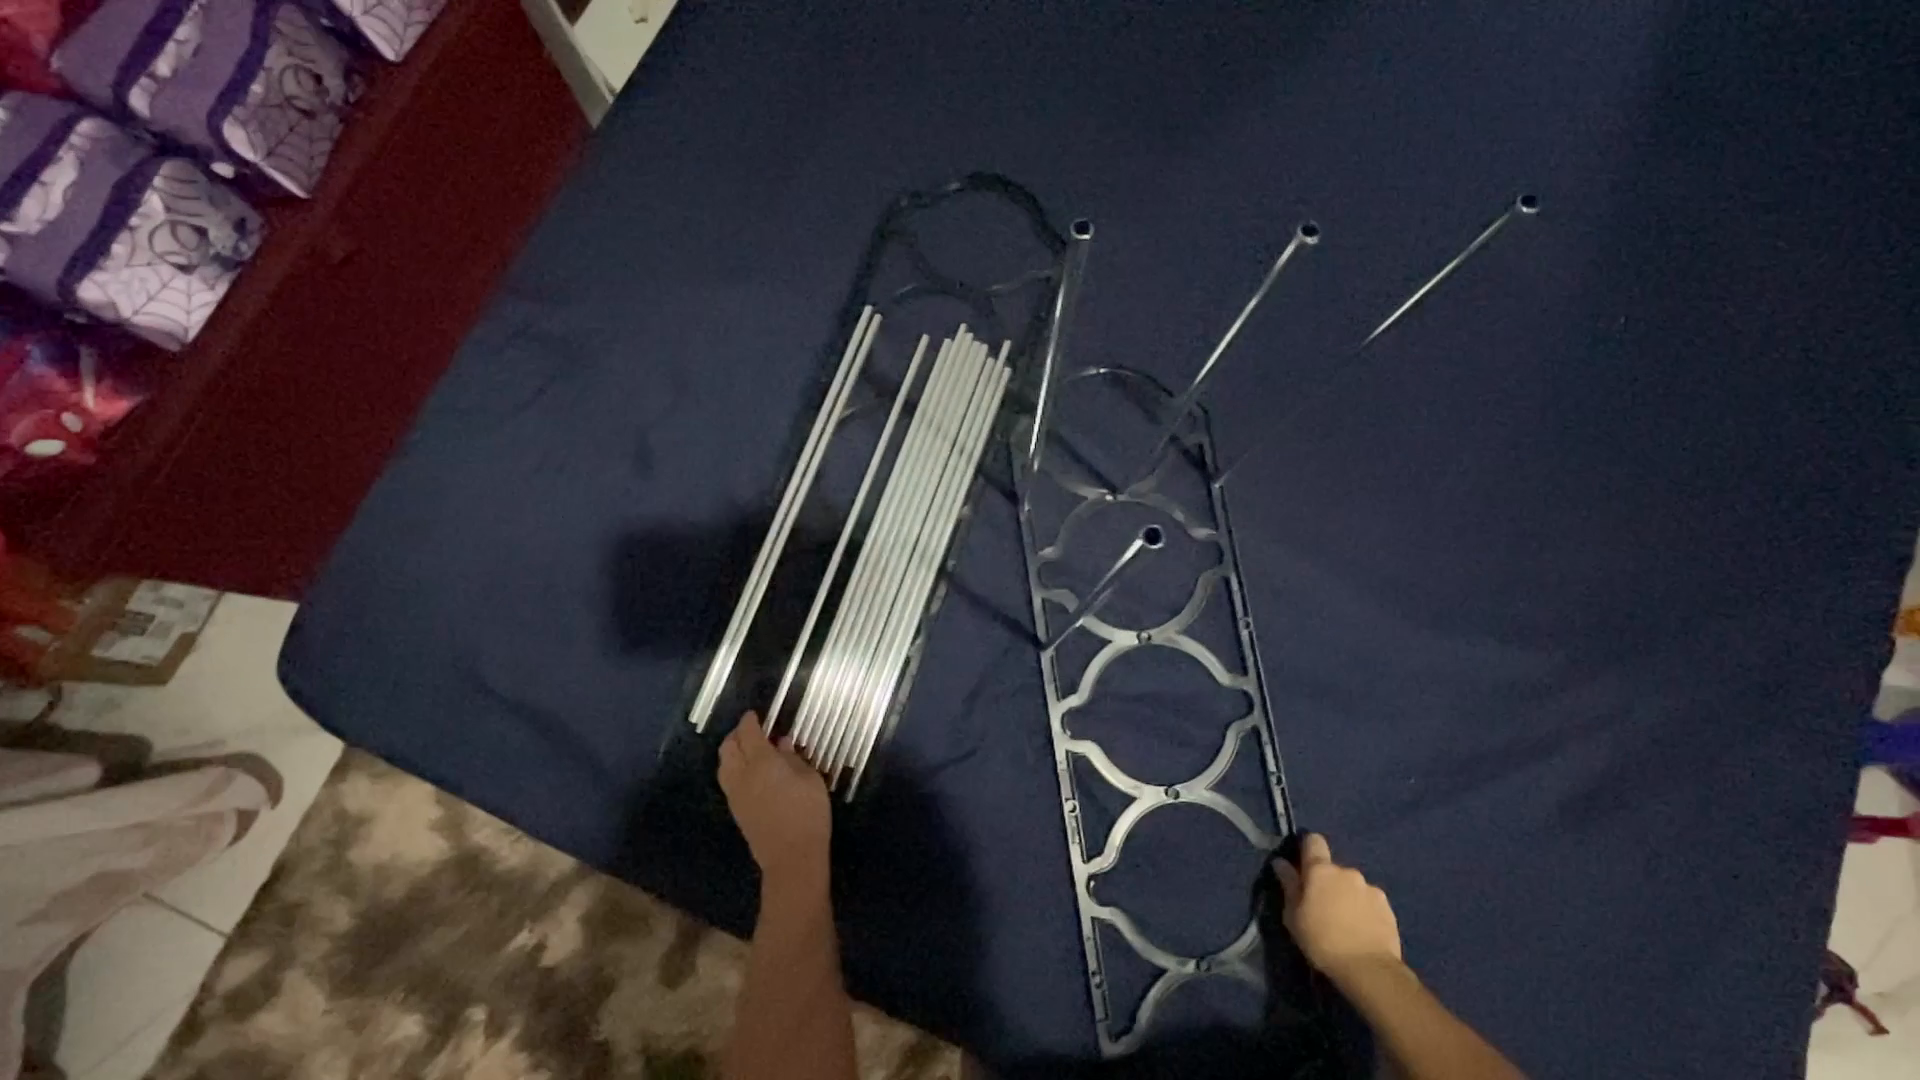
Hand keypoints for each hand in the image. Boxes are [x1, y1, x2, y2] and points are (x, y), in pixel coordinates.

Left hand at [718, 712, 830, 890]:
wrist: (791, 856)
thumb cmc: (808, 813)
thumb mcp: (811, 778)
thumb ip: (793, 758)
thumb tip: (782, 743)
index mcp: (761, 761)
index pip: (748, 732)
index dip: (750, 720)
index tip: (755, 714)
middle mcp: (741, 773)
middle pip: (729, 745)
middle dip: (737, 733)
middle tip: (752, 730)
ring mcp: (735, 792)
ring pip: (723, 763)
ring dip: (732, 750)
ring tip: (749, 749)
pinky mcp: (735, 808)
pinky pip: (727, 778)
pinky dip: (733, 767)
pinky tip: (750, 771)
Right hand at [1274, 833, 1402, 983]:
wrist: (1369, 969)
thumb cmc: (1322, 941)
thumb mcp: (1293, 916)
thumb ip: (1288, 885)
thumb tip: (1281, 863)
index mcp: (1321, 870)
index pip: (1314, 841)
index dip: (1307, 850)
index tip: (1302, 868)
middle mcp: (1348, 872)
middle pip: (1333, 869)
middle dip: (1327, 882)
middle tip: (1321, 908)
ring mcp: (1371, 889)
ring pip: (1352, 886)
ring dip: (1346, 896)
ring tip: (1344, 923)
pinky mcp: (1388, 908)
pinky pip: (1369, 901)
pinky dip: (1364, 910)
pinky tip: (1361, 930)